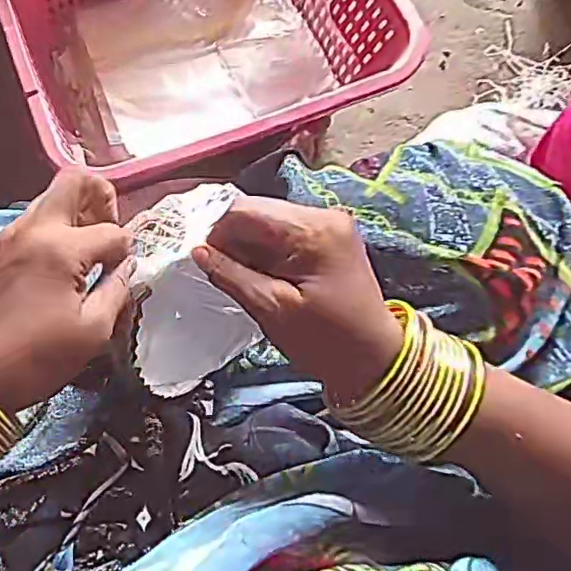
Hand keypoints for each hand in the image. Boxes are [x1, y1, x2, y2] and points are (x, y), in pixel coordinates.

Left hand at [0, 168, 135, 412]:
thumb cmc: (35, 357)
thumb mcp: (92, 331)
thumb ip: (117, 289)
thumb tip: (124, 266)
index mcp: (60, 248)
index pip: (111, 231)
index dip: (126, 250)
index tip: (122, 272)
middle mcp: (32, 228)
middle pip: (74, 180)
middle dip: (100, 197)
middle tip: (106, 231)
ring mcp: (8, 235)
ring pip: (49, 199)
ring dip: (73, 215)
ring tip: (83, 253)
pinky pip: (30, 222)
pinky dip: (51, 232)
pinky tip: (56, 266)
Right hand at [192, 196, 402, 403]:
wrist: (375, 360)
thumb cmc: (327, 341)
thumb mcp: (273, 310)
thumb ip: (232, 275)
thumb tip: (197, 250)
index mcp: (313, 230)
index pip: (246, 210)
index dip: (214, 229)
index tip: (196, 255)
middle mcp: (322, 216)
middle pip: (255, 211)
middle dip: (227, 237)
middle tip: (212, 267)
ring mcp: (325, 225)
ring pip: (264, 221)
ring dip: (242, 244)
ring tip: (233, 274)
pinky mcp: (324, 237)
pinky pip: (279, 234)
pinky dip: (260, 250)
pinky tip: (253, 272)